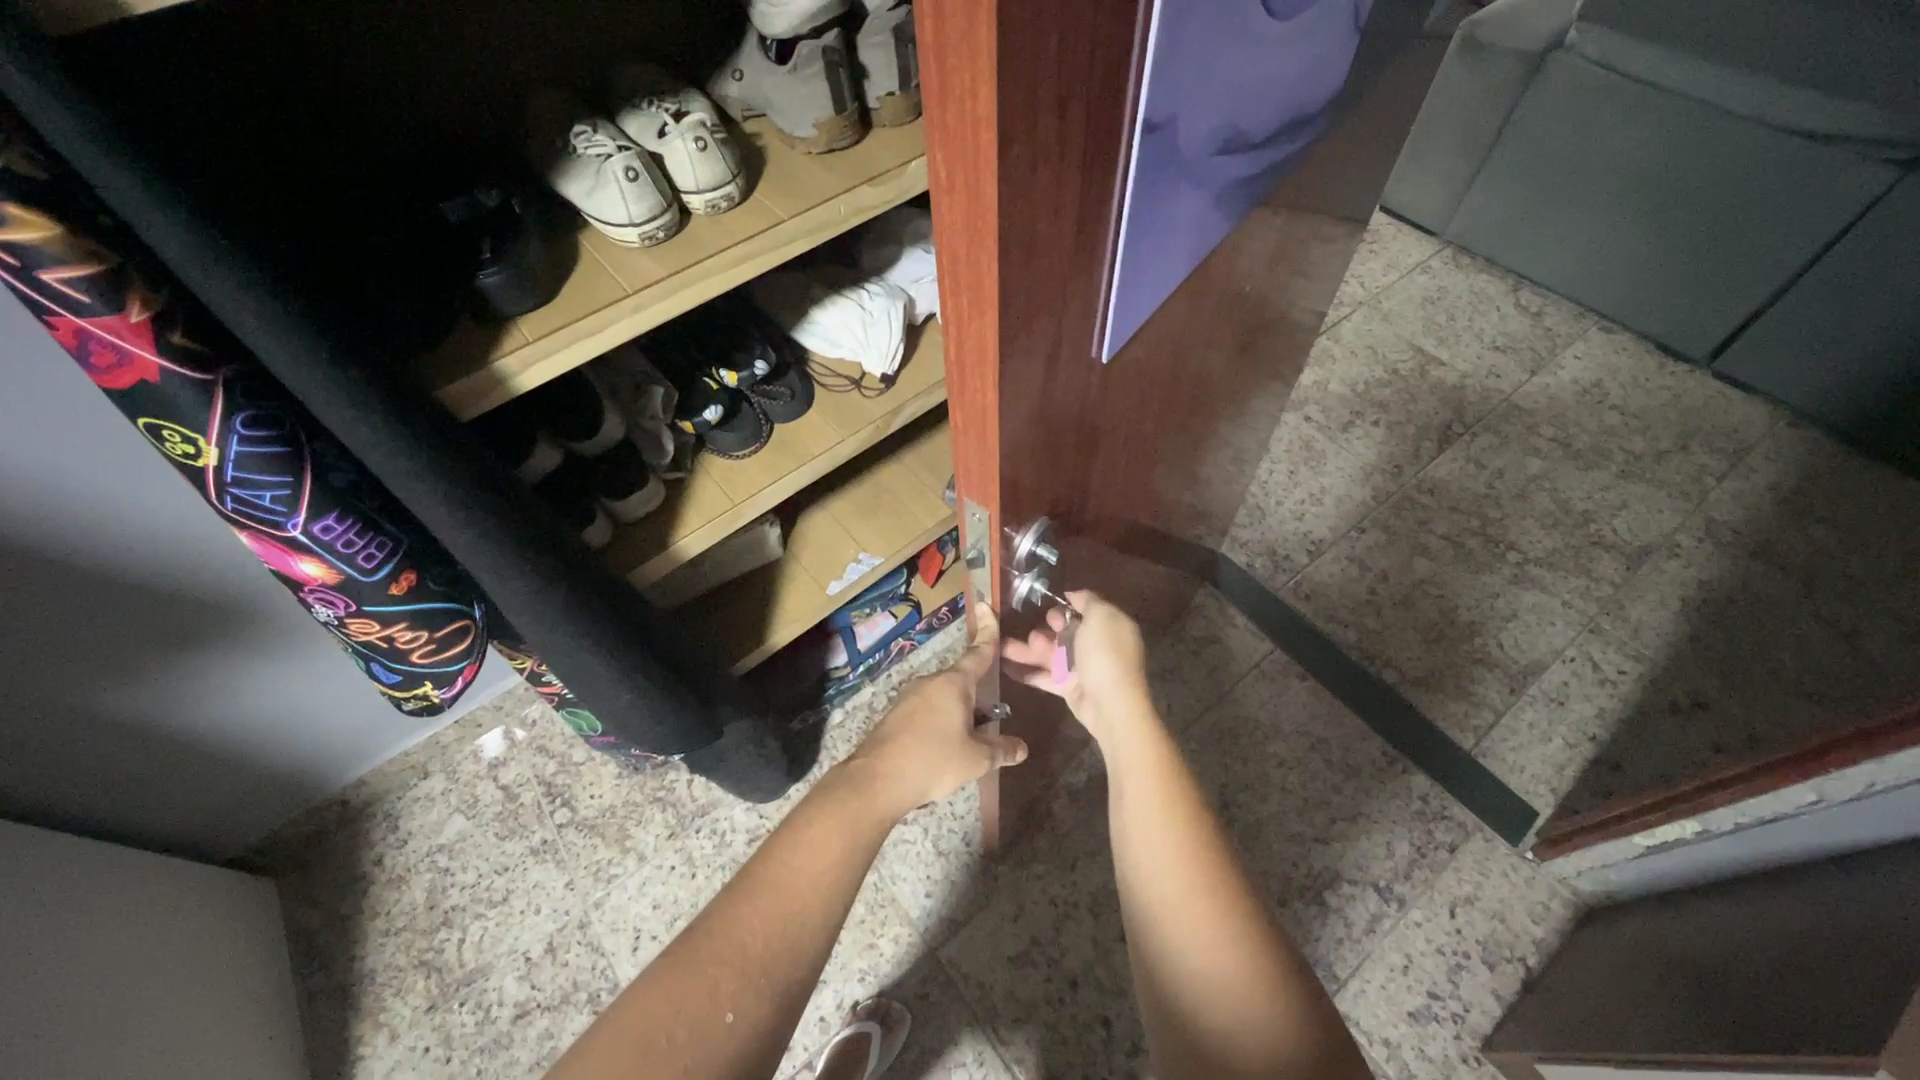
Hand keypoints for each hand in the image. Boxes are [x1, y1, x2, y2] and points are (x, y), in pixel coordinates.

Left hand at [841, 604, 1028, 817]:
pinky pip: (925, 712)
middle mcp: (930, 682)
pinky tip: (941, 749)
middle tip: (990, 719)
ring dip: (957, 713)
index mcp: (954, 683)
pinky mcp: (895, 715)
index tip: (987, 606)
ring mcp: (908, 697)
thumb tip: (1022, 749)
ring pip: (942, 698)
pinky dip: (938, 723)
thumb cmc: (933, 761)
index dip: (988, 632)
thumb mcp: (976, 759)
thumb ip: (1001, 750)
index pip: (978, 652)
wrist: (877, 779)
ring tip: (966, 743)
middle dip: (976, 695)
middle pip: (961, 680)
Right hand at [1001, 589, 1154, 747]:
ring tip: (1005, 647)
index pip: (1085, 612)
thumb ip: (1088, 601)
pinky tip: (1005, 667)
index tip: (1048, 610)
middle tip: (1033, 634)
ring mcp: (1081, 668)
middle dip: (1045, 631)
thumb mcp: (1101, 617)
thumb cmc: (1105, 654)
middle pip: (1064, 633)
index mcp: (1107, 626)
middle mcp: (1095, 646)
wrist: (1110, 704)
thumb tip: (1073, 594)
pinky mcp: (1069, 688)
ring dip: (1028, 649)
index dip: (1066, 609)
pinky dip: (1027, 672)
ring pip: (1051, 654)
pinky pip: (1045, 677)